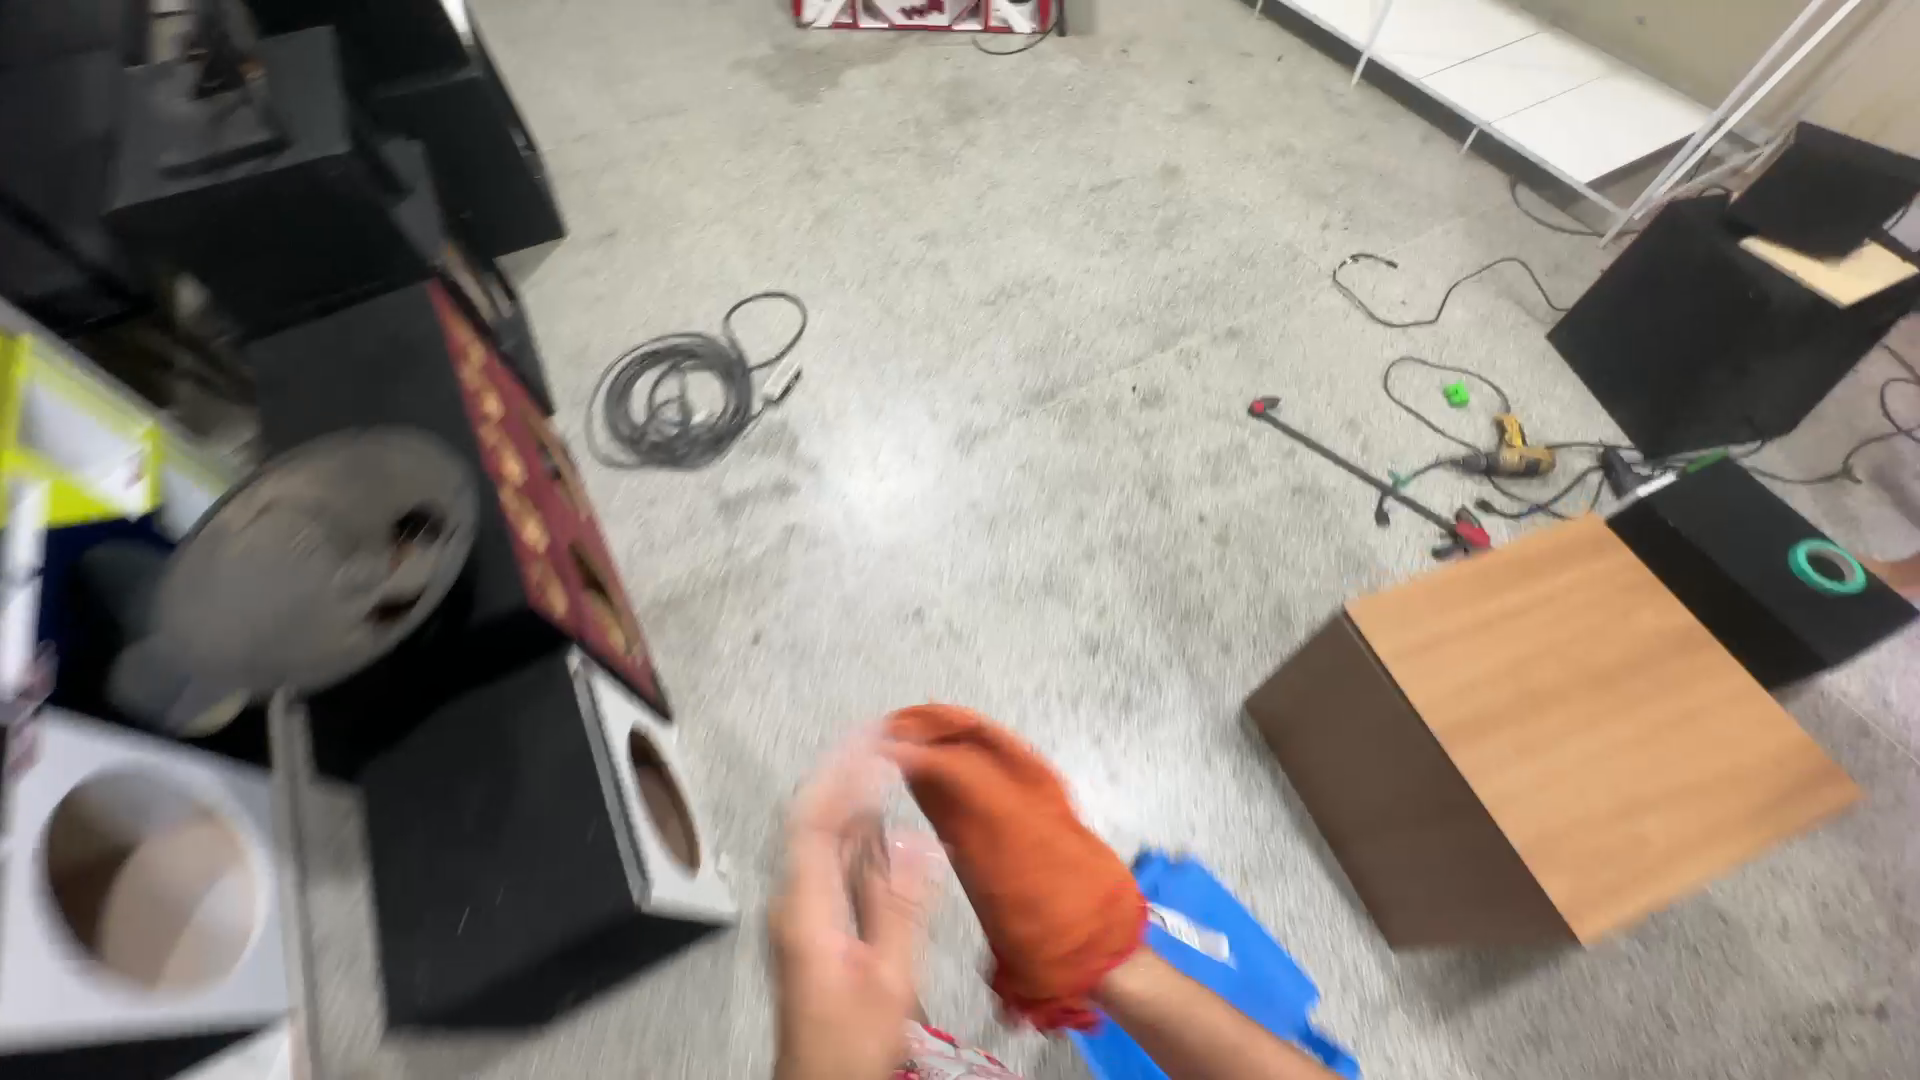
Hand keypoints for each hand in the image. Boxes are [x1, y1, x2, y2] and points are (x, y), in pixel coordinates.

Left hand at [769, 743, 936, 1079]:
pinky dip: (857, 827)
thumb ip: (900, 906)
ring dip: (852, 794)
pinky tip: (880, 816)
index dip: (840, 772)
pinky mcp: (815, 919)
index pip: (813, 818)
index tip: (871, 739)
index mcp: (805, 909)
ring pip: (823, 835)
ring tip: (884, 759)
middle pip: (814, 817)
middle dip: (846, 770)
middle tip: (883, 737)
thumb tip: (915, 837)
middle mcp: (796, 899)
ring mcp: (802, 909)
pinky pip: (833, 857)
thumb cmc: (851, 1045)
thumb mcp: (887, 979)